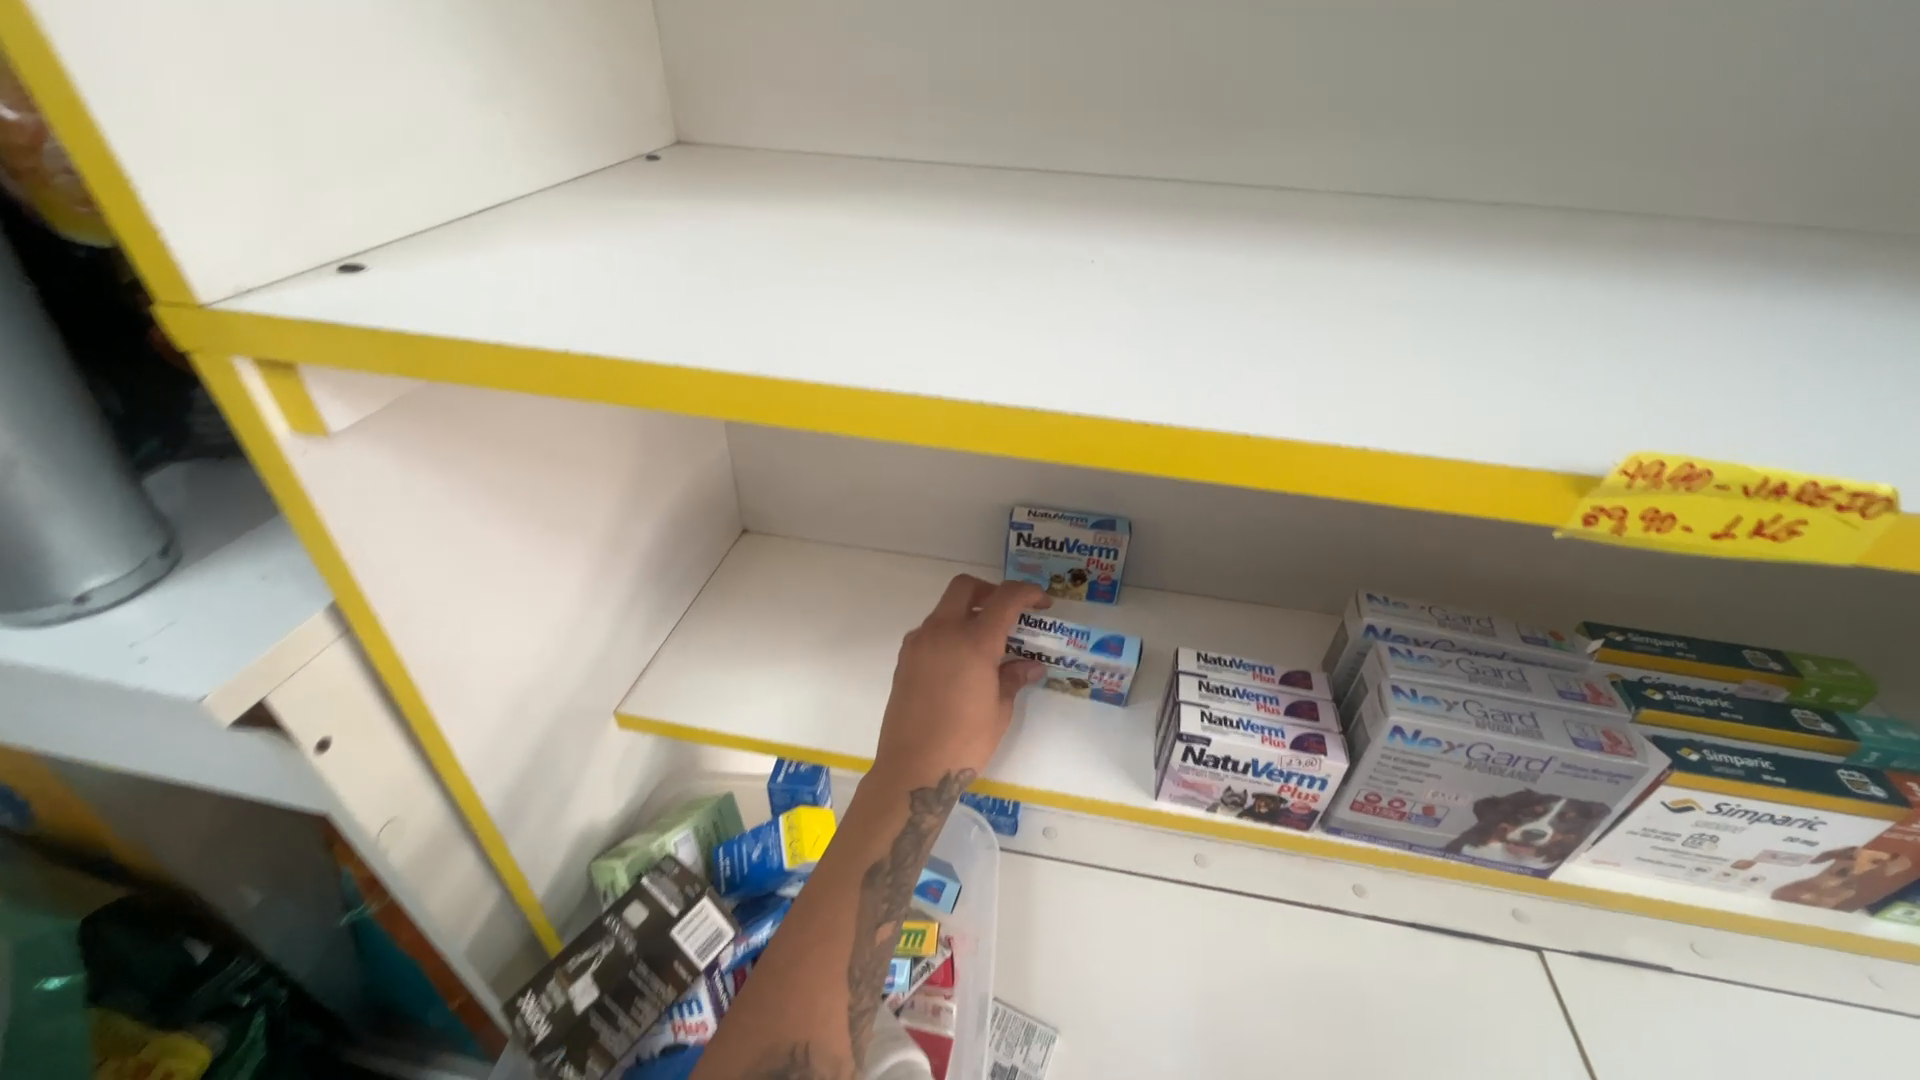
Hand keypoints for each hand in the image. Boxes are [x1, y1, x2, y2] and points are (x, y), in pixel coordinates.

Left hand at [872, 575, 1049, 786]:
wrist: (912, 768)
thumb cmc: (965, 742)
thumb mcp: (999, 710)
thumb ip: (1013, 678)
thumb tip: (1029, 665)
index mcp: (973, 641)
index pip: (1004, 598)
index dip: (1028, 593)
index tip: (1042, 602)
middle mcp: (942, 632)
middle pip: (965, 587)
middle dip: (990, 591)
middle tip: (1010, 613)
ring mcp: (918, 643)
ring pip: (944, 609)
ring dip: (967, 613)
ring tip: (988, 644)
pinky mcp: (905, 659)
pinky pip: (930, 631)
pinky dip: (950, 633)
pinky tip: (962, 663)